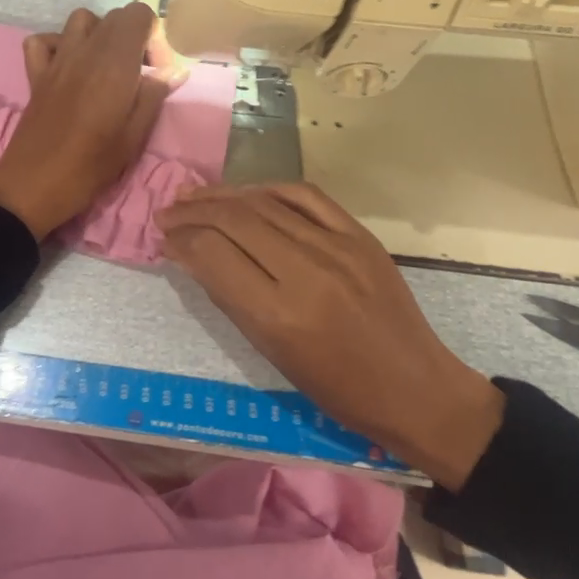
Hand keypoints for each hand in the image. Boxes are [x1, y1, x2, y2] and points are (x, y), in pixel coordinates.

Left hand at [0, 3, 185, 239]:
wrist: (33, 185)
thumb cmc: (90, 166)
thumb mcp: (134, 138)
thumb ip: (153, 97)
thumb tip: (172, 71)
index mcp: (114, 64)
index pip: (137, 14)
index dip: (152, 35)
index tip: (155, 69)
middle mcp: (85, 52)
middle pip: (114, 17)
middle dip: (132, 36)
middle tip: (137, 74)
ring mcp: (56, 60)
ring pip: (81, 20)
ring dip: (98, 33)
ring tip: (106, 66)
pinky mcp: (35, 74)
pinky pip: (43, 41)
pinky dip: (57, 44)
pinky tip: (68, 67)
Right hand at [157, 183, 504, 490]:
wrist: (415, 390)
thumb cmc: (335, 388)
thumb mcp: (270, 351)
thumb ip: (227, 295)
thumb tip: (187, 252)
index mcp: (280, 314)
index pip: (214, 253)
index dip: (181, 239)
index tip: (163, 238)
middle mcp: (308, 271)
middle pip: (235, 220)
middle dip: (193, 212)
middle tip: (166, 213)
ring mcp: (338, 247)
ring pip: (264, 202)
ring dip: (221, 195)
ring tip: (193, 196)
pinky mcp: (359, 235)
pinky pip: (304, 195)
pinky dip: (267, 189)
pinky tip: (245, 193)